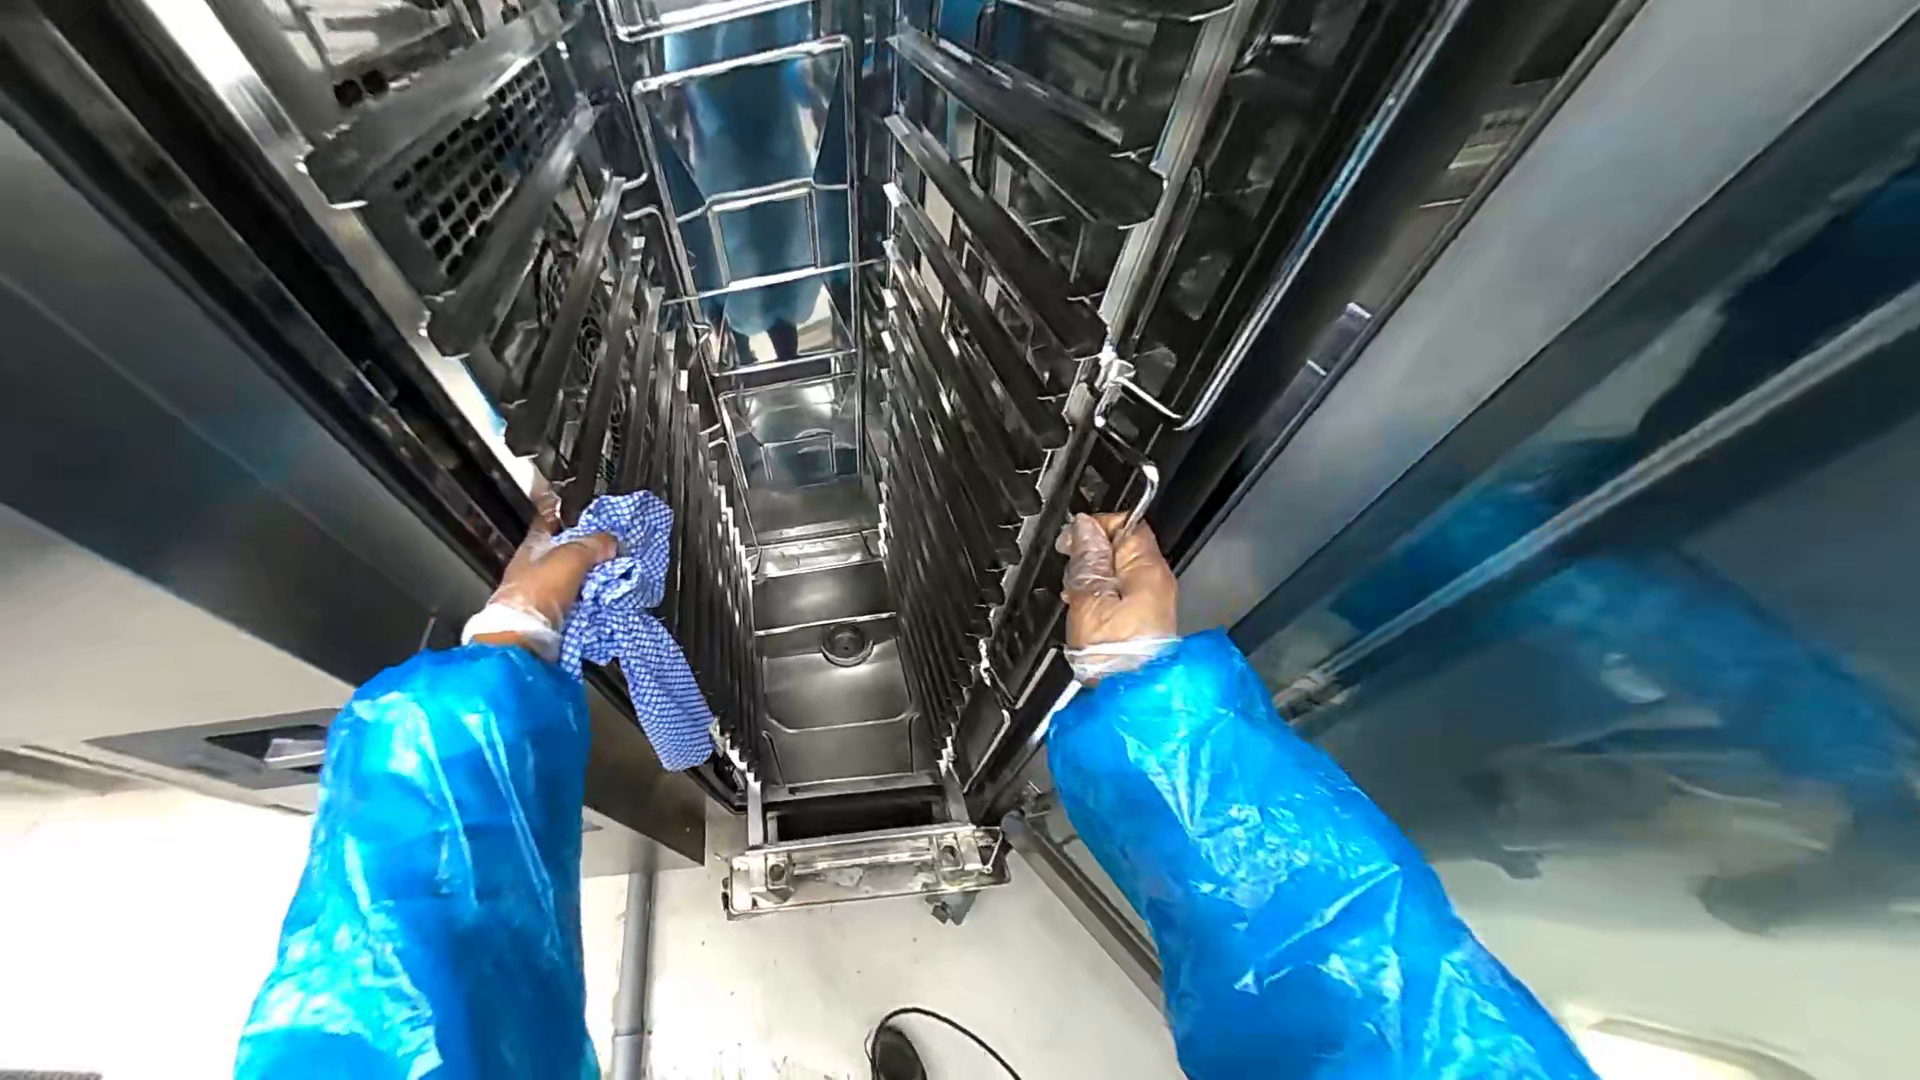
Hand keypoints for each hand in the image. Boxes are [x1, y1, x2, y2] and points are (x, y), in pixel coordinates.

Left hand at [471, 495, 616, 651]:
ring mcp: (546, 590)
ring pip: (578, 572)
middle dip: (591, 546)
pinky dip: (597, 592)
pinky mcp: (558, 612)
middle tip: (616, 543)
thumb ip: (593, 544)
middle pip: (568, 548)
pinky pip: (583, 595)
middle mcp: (536, 566)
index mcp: (532, 548)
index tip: (592, 510)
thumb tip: (612, 541)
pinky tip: (612, 591)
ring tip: (620, 567)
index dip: (569, 513)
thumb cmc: (540, 591)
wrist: (527, 638)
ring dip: (597, 572)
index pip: (550, 520)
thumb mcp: (571, 558)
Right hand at [1056, 513, 1177, 679]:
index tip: (1073, 540)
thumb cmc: (1111, 653)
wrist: (1128, 696)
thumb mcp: (1089, 598)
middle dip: (1092, 552)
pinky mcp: (1147, 619)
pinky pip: (1122, 592)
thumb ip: (1087, 558)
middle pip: (1123, 546)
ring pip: (1120, 570)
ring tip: (1076, 594)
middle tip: (1071, 570)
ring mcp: (1154, 601)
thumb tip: (1085, 527)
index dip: (1096, 526)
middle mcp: (1158, 581)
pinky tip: (1087, 608)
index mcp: (1147, 569)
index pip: (1127, 523)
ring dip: (1094, 575)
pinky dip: (1102, 593)